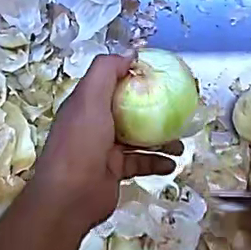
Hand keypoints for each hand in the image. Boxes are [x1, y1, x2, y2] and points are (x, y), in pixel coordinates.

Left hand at [22, 54, 178, 232]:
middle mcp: (94, 124)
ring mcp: (103, 149)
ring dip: (160, 139)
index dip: (133, 77)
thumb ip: (106, 71)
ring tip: (180, 142)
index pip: (111, 83)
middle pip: (128, 111)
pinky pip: (139, 162)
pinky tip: (171, 164)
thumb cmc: (79, 143)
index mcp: (86, 104)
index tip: (159, 76)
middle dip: (153, 110)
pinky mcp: (113, 171)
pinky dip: (156, 162)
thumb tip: (129, 53)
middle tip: (177, 111)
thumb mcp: (90, 98)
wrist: (69, 196)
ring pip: (138, 138)